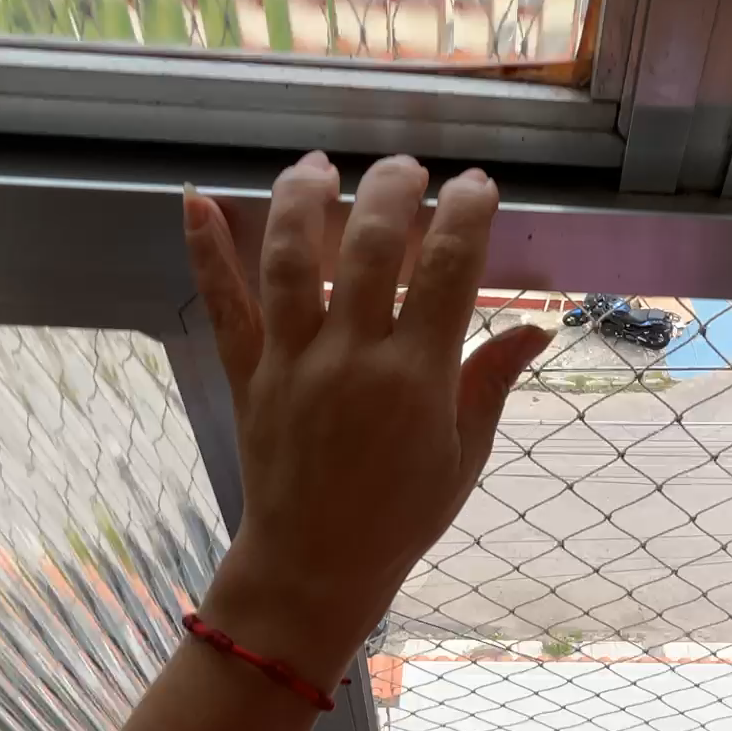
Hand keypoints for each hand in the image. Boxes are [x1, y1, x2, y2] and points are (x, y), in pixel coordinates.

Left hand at [182, 153, 552, 689]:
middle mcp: (351, 356)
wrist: (316, 566)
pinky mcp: (248, 375)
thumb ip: (491, 383)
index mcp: (416, 378)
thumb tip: (538, 329)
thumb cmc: (402, 517)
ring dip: (302, 198)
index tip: (476, 186)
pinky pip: (224, 306)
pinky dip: (205, 251)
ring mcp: (292, 361)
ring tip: (320, 164)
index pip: (447, 270)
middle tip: (406, 167)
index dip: (465, 214)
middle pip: (369, 245)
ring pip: (289, 259)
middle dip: (391, 189)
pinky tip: (193, 199)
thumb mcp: (464, 457)